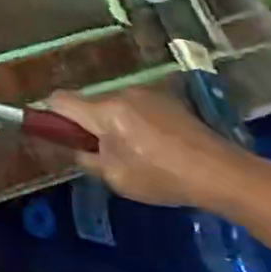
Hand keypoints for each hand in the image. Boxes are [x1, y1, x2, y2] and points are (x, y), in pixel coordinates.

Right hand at [42, 83, 270, 208]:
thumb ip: (85, 157)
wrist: (221, 173)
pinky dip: (131, 123)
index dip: (48, 115)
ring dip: (110, 124)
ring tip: (131, 154)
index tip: (52, 134)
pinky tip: (152, 148)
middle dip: (84, 125)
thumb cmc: (162, 177)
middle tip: (97, 154)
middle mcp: (122, 94)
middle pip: (87, 104)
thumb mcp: (114, 177)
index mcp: (105, 111)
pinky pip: (134, 108)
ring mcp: (146, 94)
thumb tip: (74, 147)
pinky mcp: (166, 100)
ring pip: (111, 106)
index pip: (59, 100)